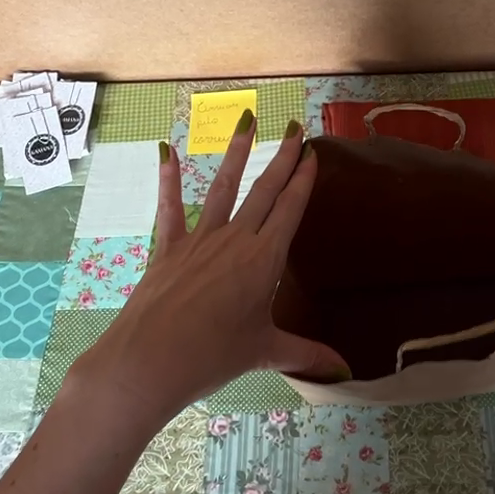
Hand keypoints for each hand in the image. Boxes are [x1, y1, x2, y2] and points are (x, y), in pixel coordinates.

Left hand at [68, 113, 347, 419]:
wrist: (148, 362)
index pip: (290, 208)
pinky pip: (171, 208)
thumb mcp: (265, 351)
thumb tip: (345, 373)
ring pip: (224, 187)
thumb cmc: (212, 357)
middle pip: (265, 189)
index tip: (313, 151)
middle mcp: (236, 238)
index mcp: (264, 258)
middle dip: (283, 157)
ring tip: (247, 119)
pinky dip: (169, 178)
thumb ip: (306, 356)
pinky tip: (166, 150)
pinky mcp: (169, 247)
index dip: (303, 178)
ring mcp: (200, 239)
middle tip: (296, 127)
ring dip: (237, 152)